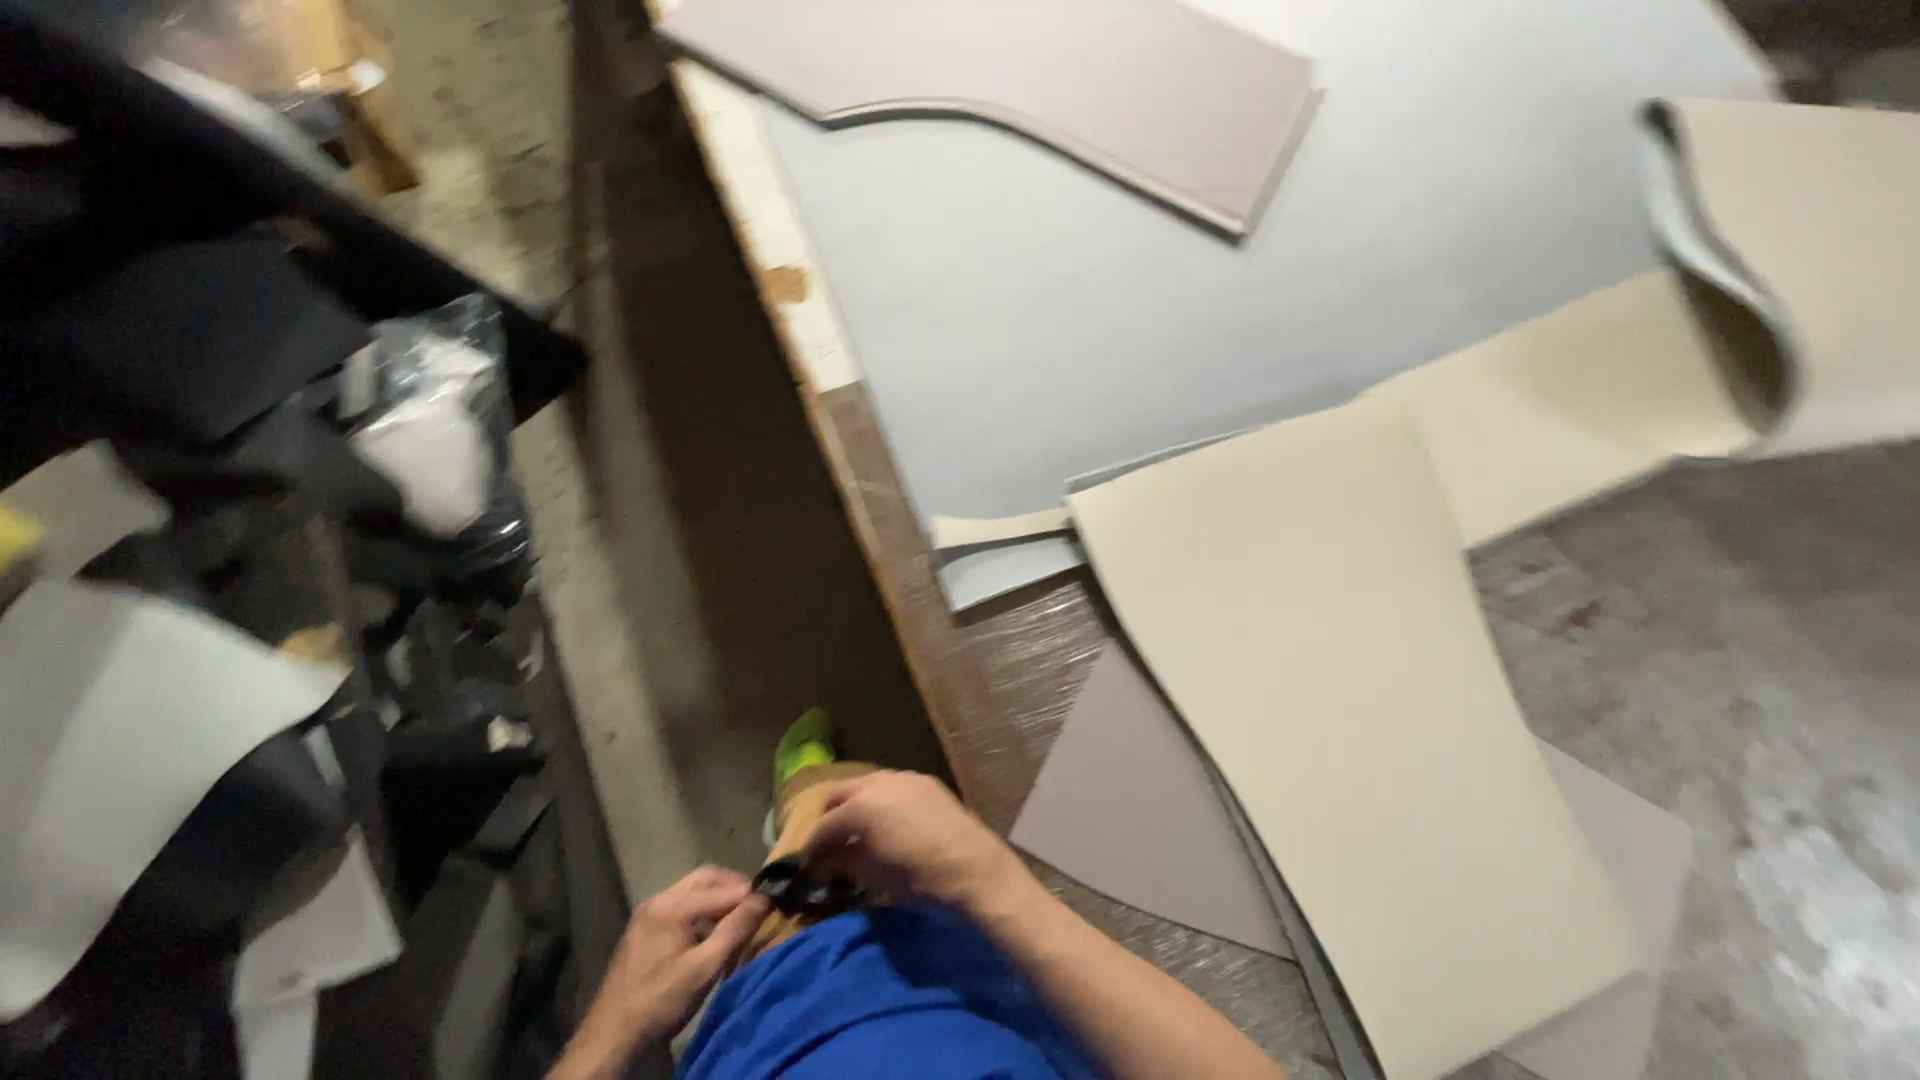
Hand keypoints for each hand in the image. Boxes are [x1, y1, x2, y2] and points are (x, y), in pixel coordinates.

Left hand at [552, 866, 768, 1078]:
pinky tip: (711, 931)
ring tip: (738, 919)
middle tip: (757, 907)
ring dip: (718, 897)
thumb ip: (735, 929)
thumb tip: (763, 898)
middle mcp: (658, 899)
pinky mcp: (644, 927)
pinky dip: (701, 908)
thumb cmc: (661, 1002)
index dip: (751, 895)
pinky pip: (680, 903)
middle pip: (706, 878)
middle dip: (734, 888)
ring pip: (693, 889)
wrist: (611, 1036)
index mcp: (672, 906)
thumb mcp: (704, 968)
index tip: (774, 904)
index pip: (723, 889)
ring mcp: (648, 912)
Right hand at [804, 770, 1036, 914]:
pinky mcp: (926, 782)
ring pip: (867, 785)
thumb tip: (826, 861)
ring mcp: (904, 778)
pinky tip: (888, 822)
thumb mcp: (873, 876)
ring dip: (857, 805)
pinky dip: (882, 801)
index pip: (823, 827)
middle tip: (830, 844)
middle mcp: (878, 783)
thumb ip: (844, 862)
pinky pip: (893, 787)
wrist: (974, 869)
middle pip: (840, 795)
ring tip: (859, 832)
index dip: (812, 848)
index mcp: (859, 807)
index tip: (809, 866)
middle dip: (830, 818)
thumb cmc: (919, 879)